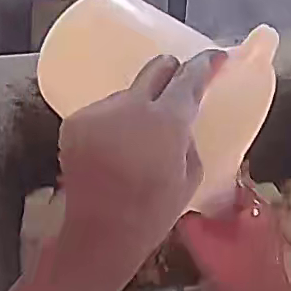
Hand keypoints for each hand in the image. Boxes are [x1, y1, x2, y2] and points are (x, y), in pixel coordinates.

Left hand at [57, 51, 222, 278]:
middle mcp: (130, 107)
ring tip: (138, 139)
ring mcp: (98, 112)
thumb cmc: (153, 211)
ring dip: (139, 107)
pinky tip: (114, 149)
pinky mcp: (75, 123)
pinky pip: (103, 112)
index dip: (206, 64)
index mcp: (166, 121)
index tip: (216, 58)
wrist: (100, 233)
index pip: (189, 77)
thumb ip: (187, 141)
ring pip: (128, 94)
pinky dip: (113, 123)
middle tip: (179, 84)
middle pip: (156, 68)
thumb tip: (179, 125)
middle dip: (172, 71)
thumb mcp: (190, 177)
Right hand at [177, 184, 290, 290]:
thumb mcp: (201, 240)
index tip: (182, 177)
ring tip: (177, 221)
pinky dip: (211, 242)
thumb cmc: (234, 272)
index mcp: (255, 205)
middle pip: (227, 202)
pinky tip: (190, 248)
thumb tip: (177, 212)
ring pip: (226, 223)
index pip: (229, 180)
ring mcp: (258, 241)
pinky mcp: (251, 262)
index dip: (206, 178)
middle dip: (203, 202)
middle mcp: (260, 218)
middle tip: (175, 200)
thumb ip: (187, 220)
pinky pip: (226, 242)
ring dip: (205, 224)